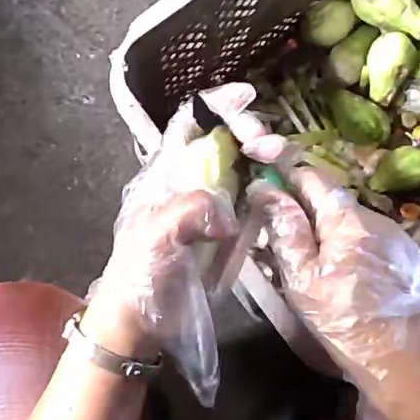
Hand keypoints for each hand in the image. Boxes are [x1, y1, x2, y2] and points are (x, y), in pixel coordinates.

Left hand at [86, 84, 275, 352]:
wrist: (140, 322)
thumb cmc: (140, 275)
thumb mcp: (156, 237)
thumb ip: (189, 212)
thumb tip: (228, 215)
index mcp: (165, 174)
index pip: (190, 124)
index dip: (215, 104)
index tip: (246, 97)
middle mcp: (189, 182)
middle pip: (223, 140)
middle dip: (248, 132)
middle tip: (269, 146)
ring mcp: (209, 208)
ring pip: (242, 168)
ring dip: (263, 160)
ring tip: (279, 161)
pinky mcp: (225, 234)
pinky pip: (252, 205)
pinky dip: (268, 193)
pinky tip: (279, 191)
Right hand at [246, 165, 419, 386]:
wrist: (405, 362)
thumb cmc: (345, 320)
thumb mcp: (303, 278)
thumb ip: (286, 229)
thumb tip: (266, 189)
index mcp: (349, 219)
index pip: (314, 177)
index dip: (287, 176)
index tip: (266, 185)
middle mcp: (377, 218)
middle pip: (331, 201)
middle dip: (302, 210)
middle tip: (276, 234)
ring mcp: (396, 238)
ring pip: (349, 222)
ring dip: (325, 231)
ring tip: (306, 260)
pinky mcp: (405, 259)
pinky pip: (367, 240)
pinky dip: (346, 247)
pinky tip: (339, 275)